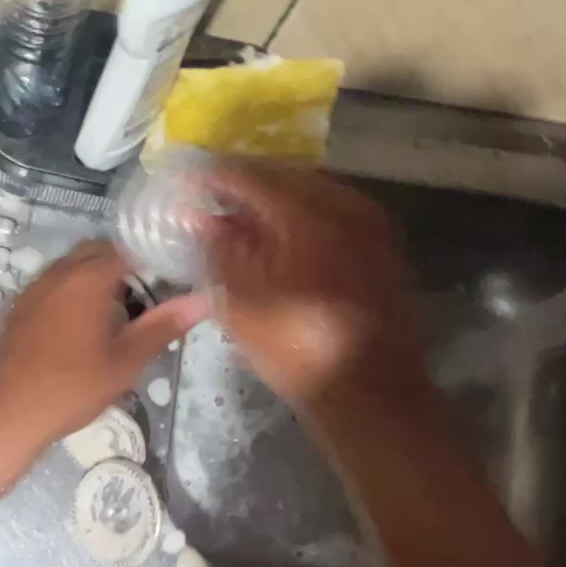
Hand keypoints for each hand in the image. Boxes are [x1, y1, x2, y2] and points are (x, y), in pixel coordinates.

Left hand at [0, 241, 209, 450]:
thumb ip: (163, 325)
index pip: (126, 248)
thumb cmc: (73, 387)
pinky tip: (79, 327)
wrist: (9, 414)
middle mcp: (56, 274)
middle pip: (95, 253)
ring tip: (114, 313)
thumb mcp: (126, 360)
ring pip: (69, 268)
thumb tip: (204, 300)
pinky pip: (50, 287)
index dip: (150, 258)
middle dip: (121, 267)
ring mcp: (31, 290)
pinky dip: (68, 294)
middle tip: (144, 297)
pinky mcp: (16, 310)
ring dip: (92, 280)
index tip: (169, 278)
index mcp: (87, 278)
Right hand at [197, 163, 422, 406]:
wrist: (367, 390)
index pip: (250, 178)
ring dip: (275, 197)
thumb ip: (219, 251)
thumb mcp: (240, 303)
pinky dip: (301, 214)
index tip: (185, 179)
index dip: (212, 176)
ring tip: (242, 215)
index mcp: (305, 215)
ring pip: (313, 191)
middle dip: (246, 182)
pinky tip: (281, 236)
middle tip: (211, 196)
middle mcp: (343, 206)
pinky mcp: (381, 246)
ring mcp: (369, 224)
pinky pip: (333, 211)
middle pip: (286, 176)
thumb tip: (201, 218)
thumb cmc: (294, 349)